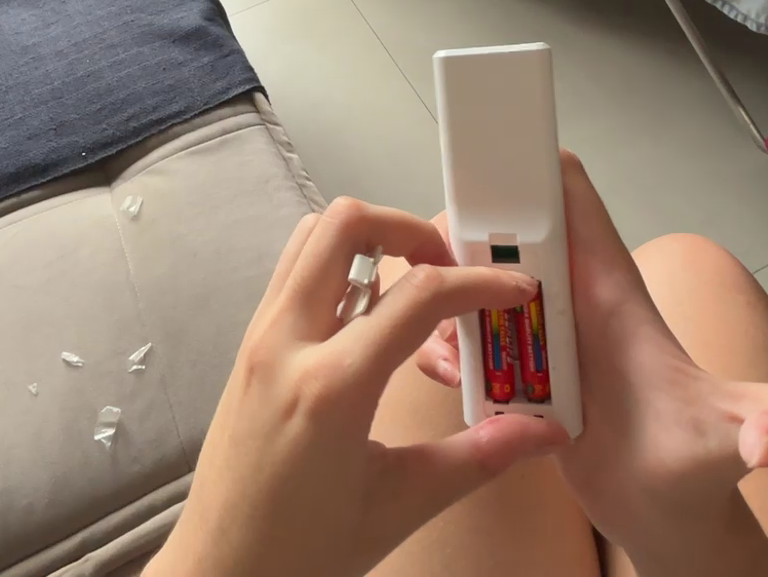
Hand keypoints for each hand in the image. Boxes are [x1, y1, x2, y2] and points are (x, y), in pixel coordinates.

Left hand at [146, 198, 569, 576]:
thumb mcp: (400, 504)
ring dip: (368, 236)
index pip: (417, 296)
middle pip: (347, 224)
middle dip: (409, 227)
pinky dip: (337, 259)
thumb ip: (478, 456)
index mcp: (332, 385)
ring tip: (411, 279)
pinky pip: (294, 266)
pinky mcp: (250, 336)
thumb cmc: (305, 549)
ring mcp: (261, 331)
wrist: (219, 569)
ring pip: (312, 233)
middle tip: (448, 267)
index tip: (515, 288)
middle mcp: (287, 338)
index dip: (478, 283)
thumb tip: (548, 431)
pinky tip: (367, 307)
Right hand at [414, 152, 767, 573]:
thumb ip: (764, 429)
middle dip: (456, 235)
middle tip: (433, 280)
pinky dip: (439, 338)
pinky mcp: (506, 357)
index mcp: (603, 277)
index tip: (475, 178)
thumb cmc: (693, 459)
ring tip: (443, 345)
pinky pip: (457, 326)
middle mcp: (561, 287)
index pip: (564, 189)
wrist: (660, 510)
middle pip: (494, 222)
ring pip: (464, 272)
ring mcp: (529, 321)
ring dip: (438, 292)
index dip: (521, 165)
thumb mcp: (730, 440)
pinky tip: (449, 378)